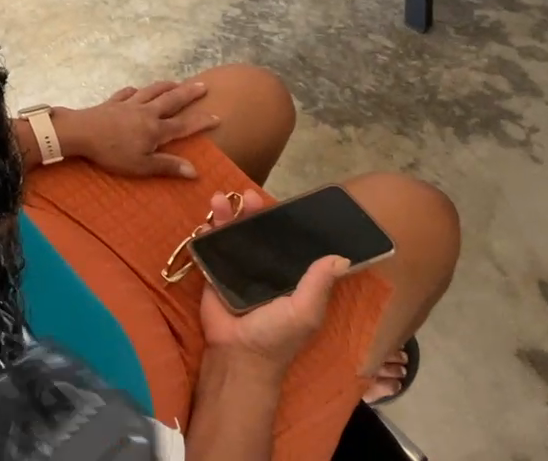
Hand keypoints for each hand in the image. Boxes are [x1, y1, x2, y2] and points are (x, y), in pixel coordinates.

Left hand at [57, 80, 217, 177]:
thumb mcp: (141, 166)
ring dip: (164, 86)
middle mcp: (145, 112)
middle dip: (188, 93)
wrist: (80, 132)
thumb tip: (195, 171)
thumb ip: (167, 166)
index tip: (217, 116)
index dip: (201, 121)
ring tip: (176, 82)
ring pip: (150, 91)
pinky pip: (126, 93)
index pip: (184, 125)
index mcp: (156, 130)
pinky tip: (135, 89)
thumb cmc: (111, 152)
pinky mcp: (111, 102)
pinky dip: (134, 90)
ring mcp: (127, 104)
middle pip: (171, 100)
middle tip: (203, 86)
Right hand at [198, 192, 350, 376]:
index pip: (285, 242)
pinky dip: (206, 232)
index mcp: (287, 276)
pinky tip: (205, 222)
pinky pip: (209, 247)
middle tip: (247, 196)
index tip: (278, 204)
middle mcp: (262, 268)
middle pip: (255, 232)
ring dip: (225, 215)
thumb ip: (318, 284)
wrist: (238, 352)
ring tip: (219, 199)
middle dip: (250, 212)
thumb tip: (341, 257)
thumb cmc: (277, 335)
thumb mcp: (305, 311)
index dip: (281, 222)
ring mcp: (236, 268)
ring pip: (231, 234)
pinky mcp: (213, 271)